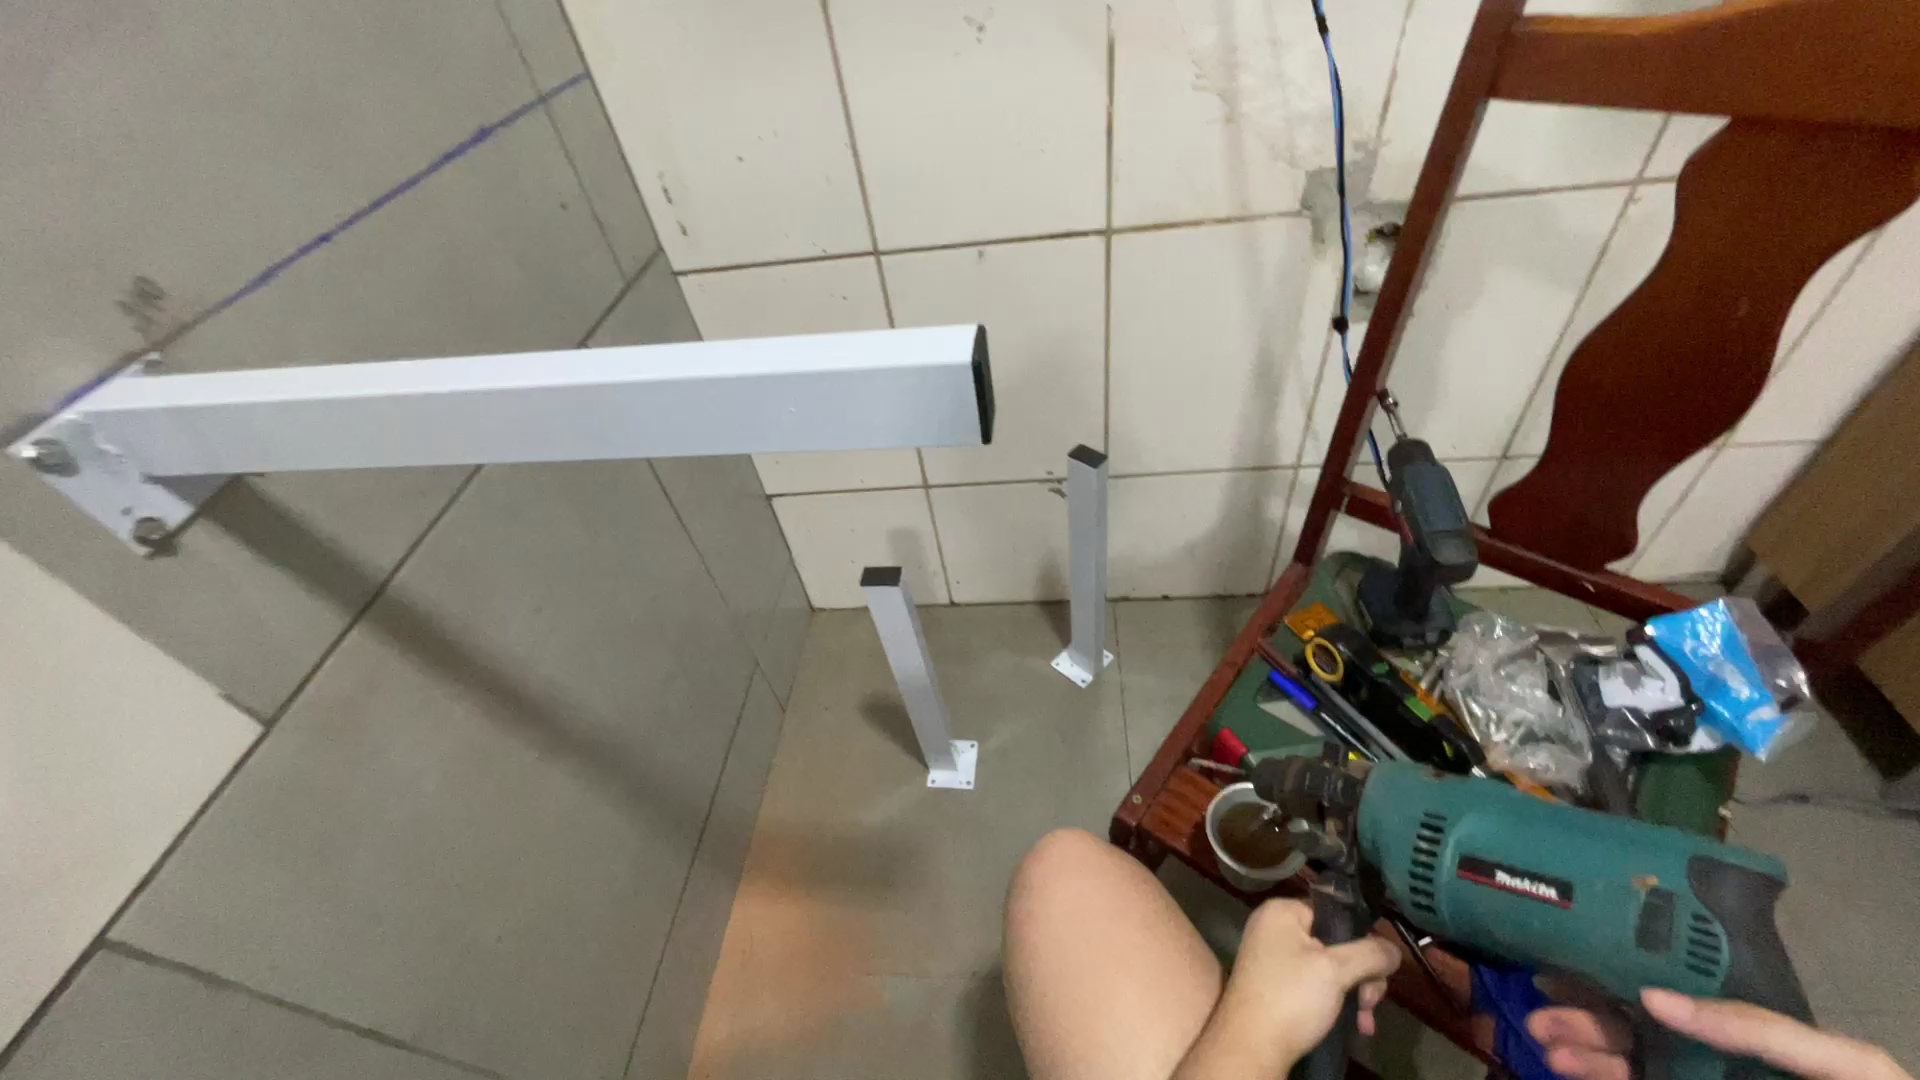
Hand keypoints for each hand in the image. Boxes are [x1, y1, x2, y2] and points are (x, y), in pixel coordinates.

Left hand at [1174, 899, 1401, 1078]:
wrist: (1251, 1044)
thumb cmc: (1291, 997)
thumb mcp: (1335, 970)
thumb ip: (1369, 954)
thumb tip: (1393, 949)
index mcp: (1282, 911)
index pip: (1335, 912)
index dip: (1362, 939)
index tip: (1379, 970)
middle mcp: (1276, 928)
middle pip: (1337, 942)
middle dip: (1361, 975)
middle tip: (1369, 1002)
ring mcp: (1275, 956)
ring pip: (1331, 967)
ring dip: (1354, 993)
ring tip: (1364, 1021)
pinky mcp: (1278, 983)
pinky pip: (1317, 983)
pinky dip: (1337, 1001)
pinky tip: (1356, 1025)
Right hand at [1529, 988, 1912, 1079]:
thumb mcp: (1842, 1065)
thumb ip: (1759, 1027)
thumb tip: (1653, 995)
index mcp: (1745, 1035)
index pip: (1668, 996)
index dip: (1614, 977)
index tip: (1566, 965)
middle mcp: (1712, 1057)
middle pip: (1634, 1027)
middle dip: (1583, 1016)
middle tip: (1540, 1012)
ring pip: (1624, 1059)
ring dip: (1580, 1048)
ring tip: (1544, 1040)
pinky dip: (1592, 1073)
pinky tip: (1565, 1065)